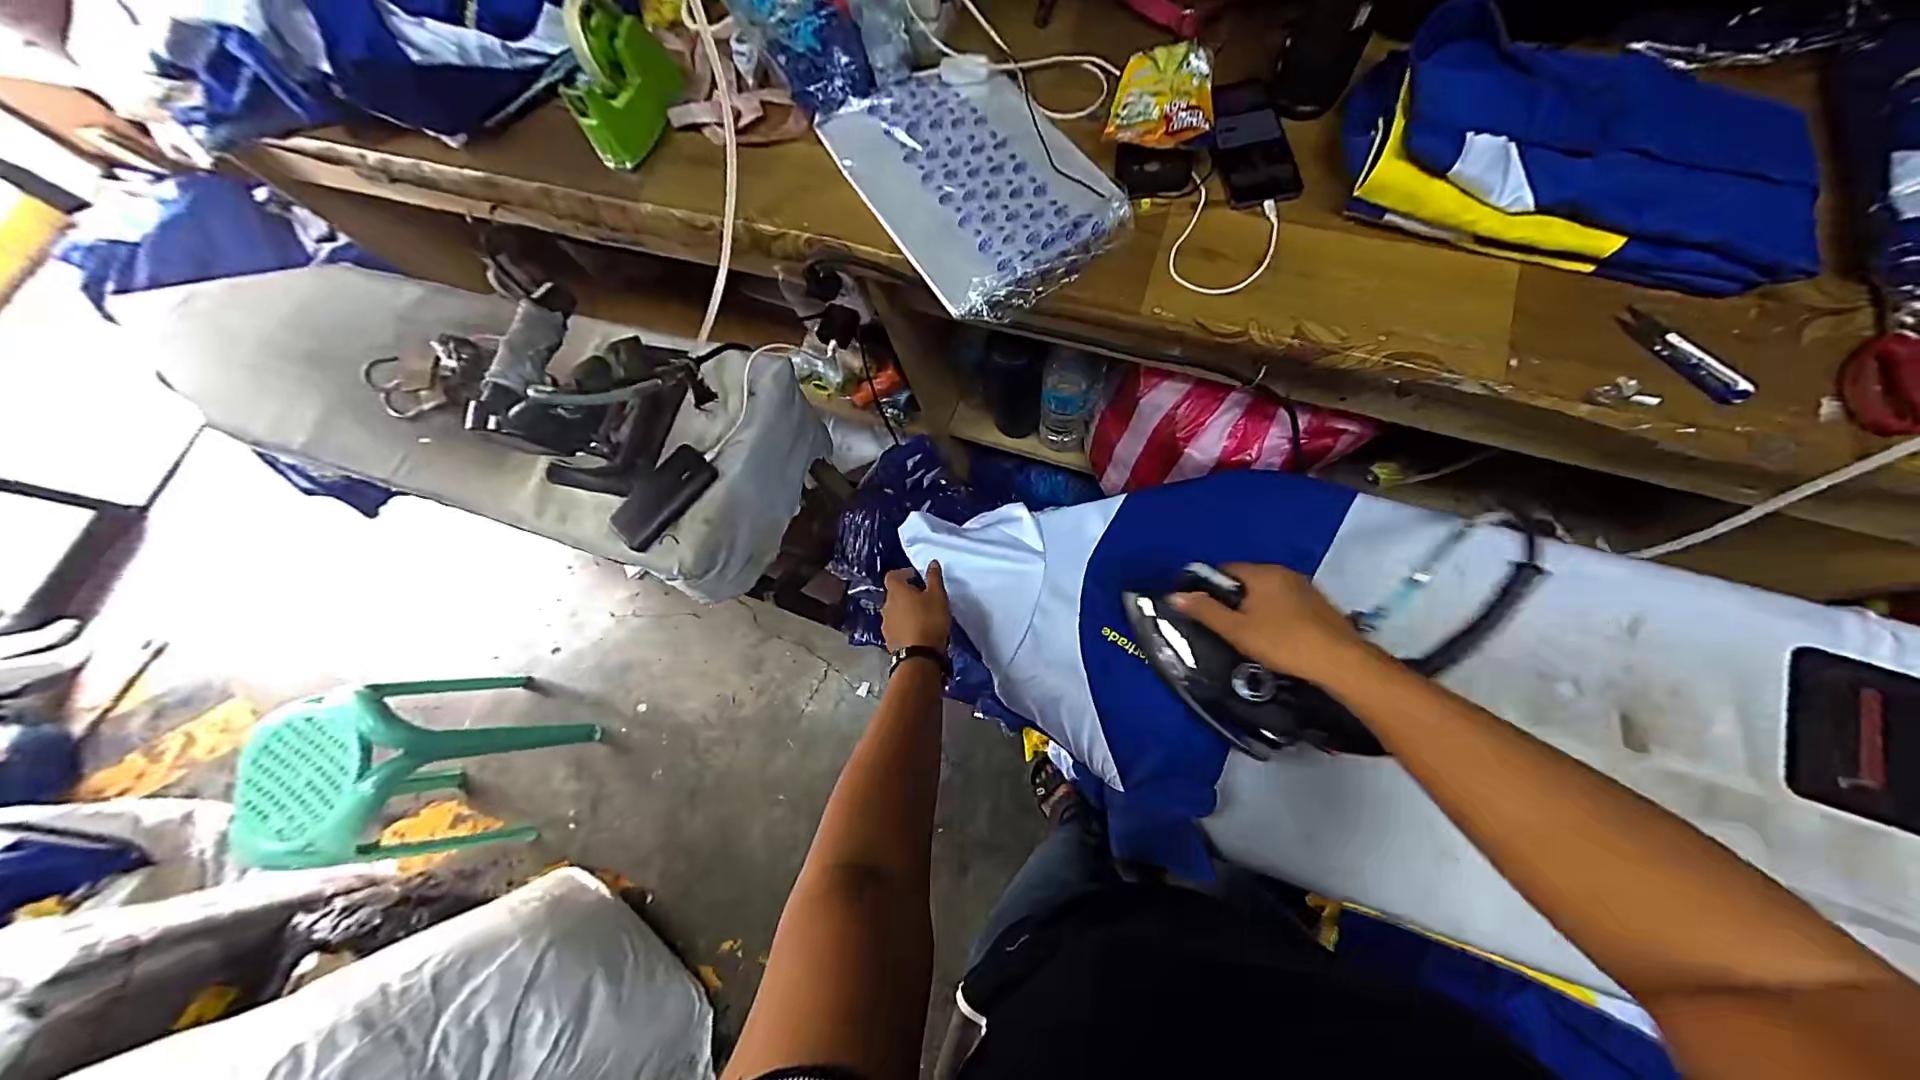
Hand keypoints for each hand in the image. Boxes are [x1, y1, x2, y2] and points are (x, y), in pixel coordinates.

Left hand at [883, 561, 949, 651]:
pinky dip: (904, 625)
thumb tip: (931, 563)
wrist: (919, 656)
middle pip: (893, 594)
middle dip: (906, 593)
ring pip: (894, 611)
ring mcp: (885, 624)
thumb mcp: (938, 596)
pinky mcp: (889, 640)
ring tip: (921, 615)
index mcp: (896, 591)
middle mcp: (886, 606)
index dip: (903, 573)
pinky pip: (896, 626)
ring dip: (904, 610)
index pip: (892, 575)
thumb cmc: (930, 620)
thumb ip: (934, 578)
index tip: (915, 576)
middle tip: (922, 596)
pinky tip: (916, 631)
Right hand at [1170, 563, 1374, 685]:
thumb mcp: (1236, 630)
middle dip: (1233, 598)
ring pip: (1268, 592)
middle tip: (1224, 625)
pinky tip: (1275, 636)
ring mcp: (1306, 587)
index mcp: (1262, 573)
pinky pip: (1286, 602)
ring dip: (1255, 606)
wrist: (1340, 662)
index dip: (1209, 586)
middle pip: (1247, 580)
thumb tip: (1175, 594)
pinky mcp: (1320, 605)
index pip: (1226, 569)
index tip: (1202, 609)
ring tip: (1247, 633)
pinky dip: (1275, 613)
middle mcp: (1285, 572)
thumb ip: (1205, 611)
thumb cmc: (1283, 643)